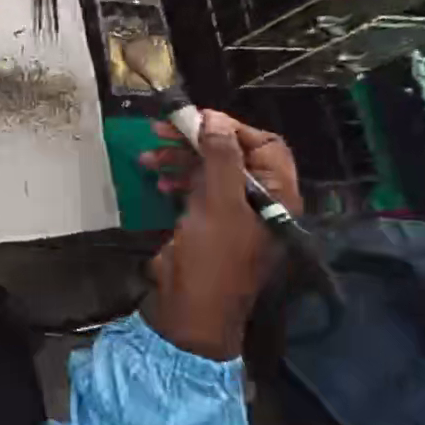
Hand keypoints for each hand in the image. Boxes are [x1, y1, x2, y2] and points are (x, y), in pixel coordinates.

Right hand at [137, 111, 300, 359]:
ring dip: (178, 159)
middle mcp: (257, 199)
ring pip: (208, 171)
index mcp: (276, 194)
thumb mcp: (219, 203)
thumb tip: (214, 118)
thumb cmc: (214, 256)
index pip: (263, 145)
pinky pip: (194, 190)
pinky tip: (157, 181)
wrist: (192, 305)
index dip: (230, 128)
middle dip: (196, 141)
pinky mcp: (205, 222)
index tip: (194, 120)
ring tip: (148, 158)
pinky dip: (175, 180)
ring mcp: (230, 212)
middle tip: (160, 130)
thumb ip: (220, 158)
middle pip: (231, 155)